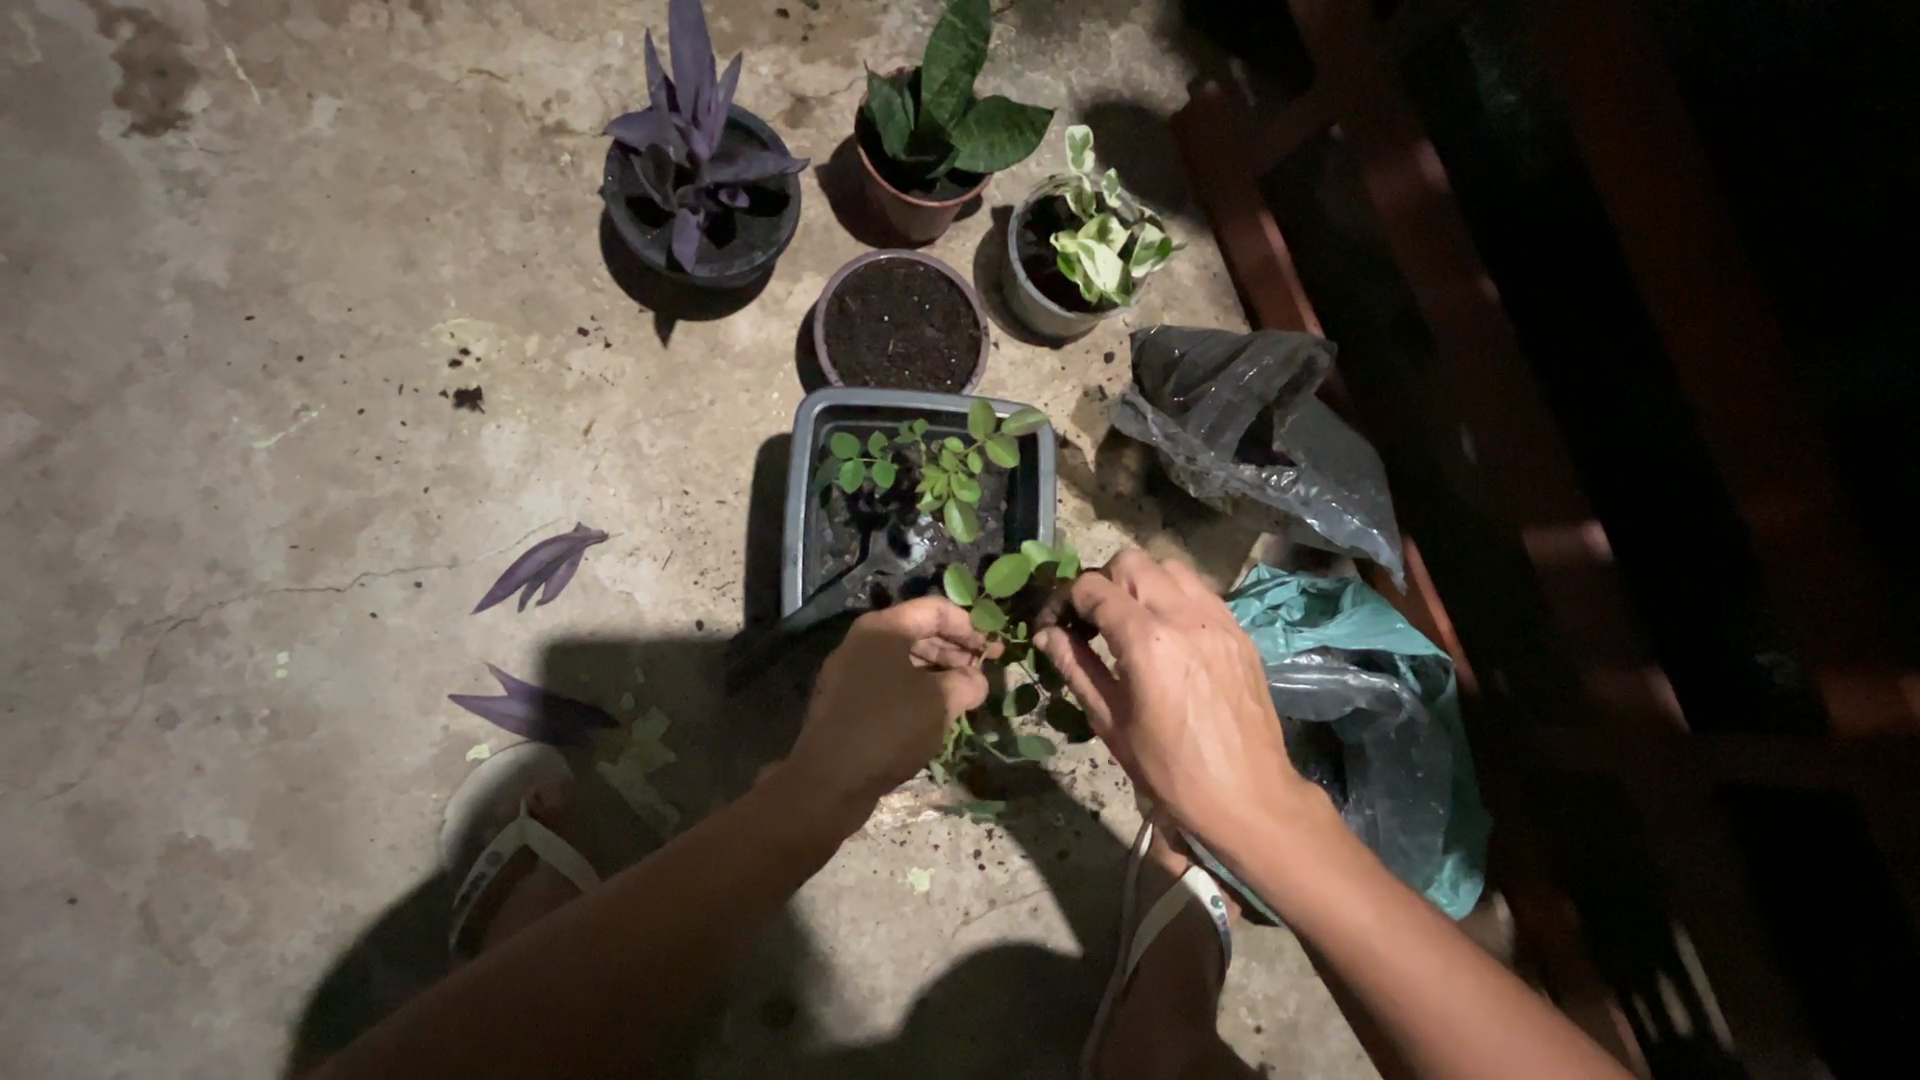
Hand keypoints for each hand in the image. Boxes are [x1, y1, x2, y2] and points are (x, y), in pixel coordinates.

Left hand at [784, 597, 990, 816]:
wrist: (828, 781)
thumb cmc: (889, 728)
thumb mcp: (940, 702)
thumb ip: (967, 682)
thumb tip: (977, 681)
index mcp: (882, 629)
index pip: (934, 609)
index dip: (969, 624)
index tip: (993, 646)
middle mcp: (862, 642)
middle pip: (917, 631)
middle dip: (955, 648)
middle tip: (983, 669)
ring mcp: (850, 672)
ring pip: (903, 659)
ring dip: (937, 670)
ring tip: (965, 692)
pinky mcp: (846, 701)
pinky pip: (888, 682)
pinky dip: (916, 688)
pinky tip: (936, 711)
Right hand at [1034, 549, 1325, 850]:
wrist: (1247, 798)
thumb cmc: (1169, 770)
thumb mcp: (1110, 720)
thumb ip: (1076, 666)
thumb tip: (1047, 634)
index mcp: (1146, 640)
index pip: (1092, 587)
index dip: (1063, 600)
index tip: (1054, 623)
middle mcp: (1184, 615)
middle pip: (1131, 562)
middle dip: (1102, 582)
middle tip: (1091, 620)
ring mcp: (1217, 619)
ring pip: (1169, 566)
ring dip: (1141, 582)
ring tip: (1130, 620)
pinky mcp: (1239, 631)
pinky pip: (1200, 591)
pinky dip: (1174, 596)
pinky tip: (1166, 632)